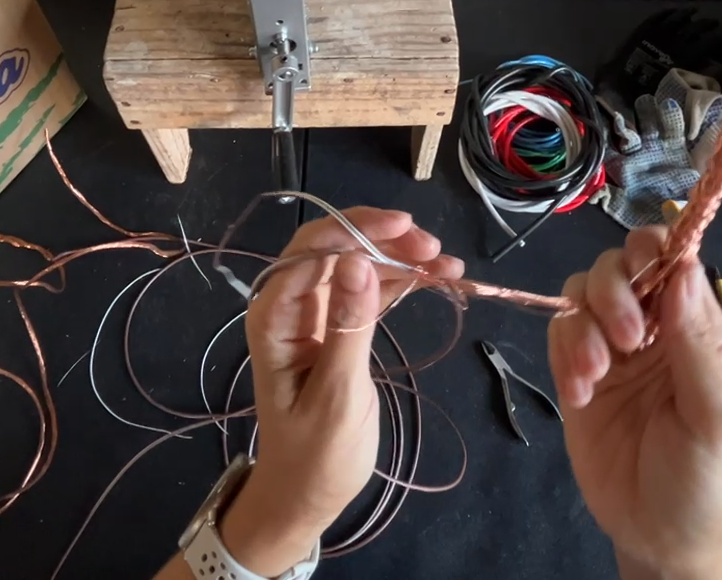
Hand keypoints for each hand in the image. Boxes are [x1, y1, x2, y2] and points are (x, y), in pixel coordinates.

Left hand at [216, 207, 464, 574]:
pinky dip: (405, 279)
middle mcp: (292, 303)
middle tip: (432, 246)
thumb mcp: (336, 395)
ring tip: (446, 262)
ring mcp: (317, 311)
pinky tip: (440, 276)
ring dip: (400, 256)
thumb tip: (357, 261)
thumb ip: (348, 326)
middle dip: (382, 237)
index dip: (356, 229)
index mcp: (275, 316)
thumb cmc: (314, 455)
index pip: (311, 250)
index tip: (403, 227)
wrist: (308, 495)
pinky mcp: (341, 322)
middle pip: (336, 246)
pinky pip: (372, 287)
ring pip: (358, 262)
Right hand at [547, 226, 721, 579]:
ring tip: (593, 376)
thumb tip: (684, 266)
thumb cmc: (701, 479)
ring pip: (580, 290)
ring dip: (582, 326)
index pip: (673, 258)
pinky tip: (578, 394)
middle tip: (623, 340)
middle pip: (617, 264)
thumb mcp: (712, 416)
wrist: (654, 536)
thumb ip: (698, 343)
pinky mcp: (573, 364)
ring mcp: (608, 343)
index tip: (643, 275)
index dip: (653, 252)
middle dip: (612, 291)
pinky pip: (556, 328)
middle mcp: (650, 324)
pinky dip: (562, 354)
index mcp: (693, 326)